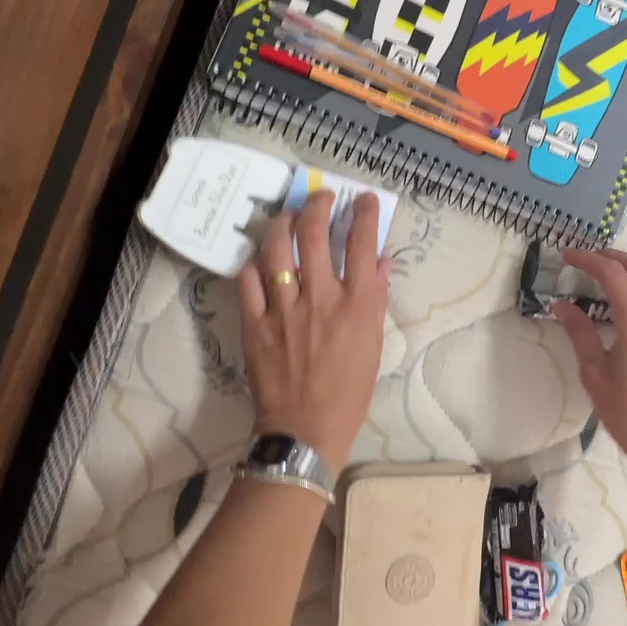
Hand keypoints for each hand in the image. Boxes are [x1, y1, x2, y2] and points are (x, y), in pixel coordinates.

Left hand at [235, 191, 388, 466]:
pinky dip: (255, 263)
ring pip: (276, 249)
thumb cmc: (350, 389)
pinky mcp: (254, 323)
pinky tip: (261, 261)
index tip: (364, 199)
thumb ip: (375, 298)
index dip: (364, 214)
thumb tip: (378, 261)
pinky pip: (248, 280)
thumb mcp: (374, 342)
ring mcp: (283, 309)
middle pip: (314, 235)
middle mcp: (320, 298)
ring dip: (282, 224)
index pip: (362, 243)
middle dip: (318, 206)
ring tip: (287, 217)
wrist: (306, 427)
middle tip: (320, 197)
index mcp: (356, 305)